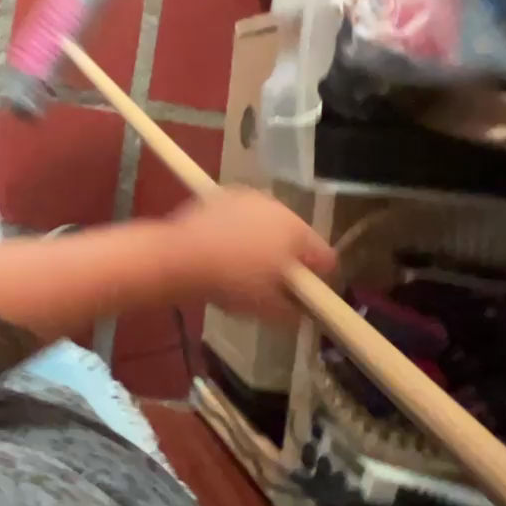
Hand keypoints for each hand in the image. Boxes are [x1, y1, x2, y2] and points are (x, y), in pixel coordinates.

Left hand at [167, 188, 335, 320]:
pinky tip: (226, 247)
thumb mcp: (268, 309)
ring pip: (269, 223)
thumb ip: (294, 310)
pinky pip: (243, 216)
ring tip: (246, 264)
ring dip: (265, 239)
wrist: (180, 255)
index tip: (306, 294)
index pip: (325, 256)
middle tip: (274, 280)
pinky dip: (240, 228)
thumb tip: (300, 310)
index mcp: (297, 232)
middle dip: (289, 255)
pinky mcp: (223, 195)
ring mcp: (249, 197)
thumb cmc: (231, 281)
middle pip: (296, 235)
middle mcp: (278, 207)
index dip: (319, 277)